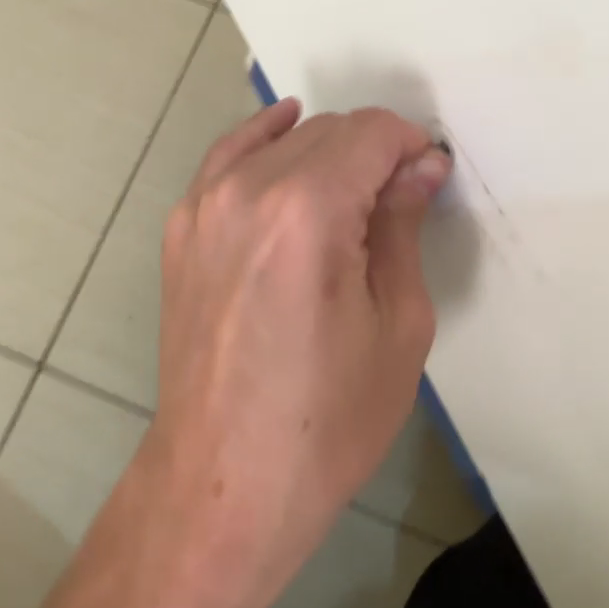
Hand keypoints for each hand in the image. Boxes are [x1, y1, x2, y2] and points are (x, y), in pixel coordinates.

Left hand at [32, 101, 451, 607]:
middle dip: (371, 149)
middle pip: (324, 132)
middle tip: (398, 196)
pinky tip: (282, 138)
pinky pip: (224, 161)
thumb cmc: (327, 417)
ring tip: (349, 188)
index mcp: (306, 209)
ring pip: (275, 141)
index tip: (429, 175)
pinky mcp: (179, 229)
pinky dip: (260, 143)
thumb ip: (402, 228)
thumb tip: (421, 166)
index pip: (370, 134)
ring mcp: (201, 206)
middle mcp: (246, 190)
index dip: (410, 145)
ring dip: (320, 148)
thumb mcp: (396, 324)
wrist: (225, 475)